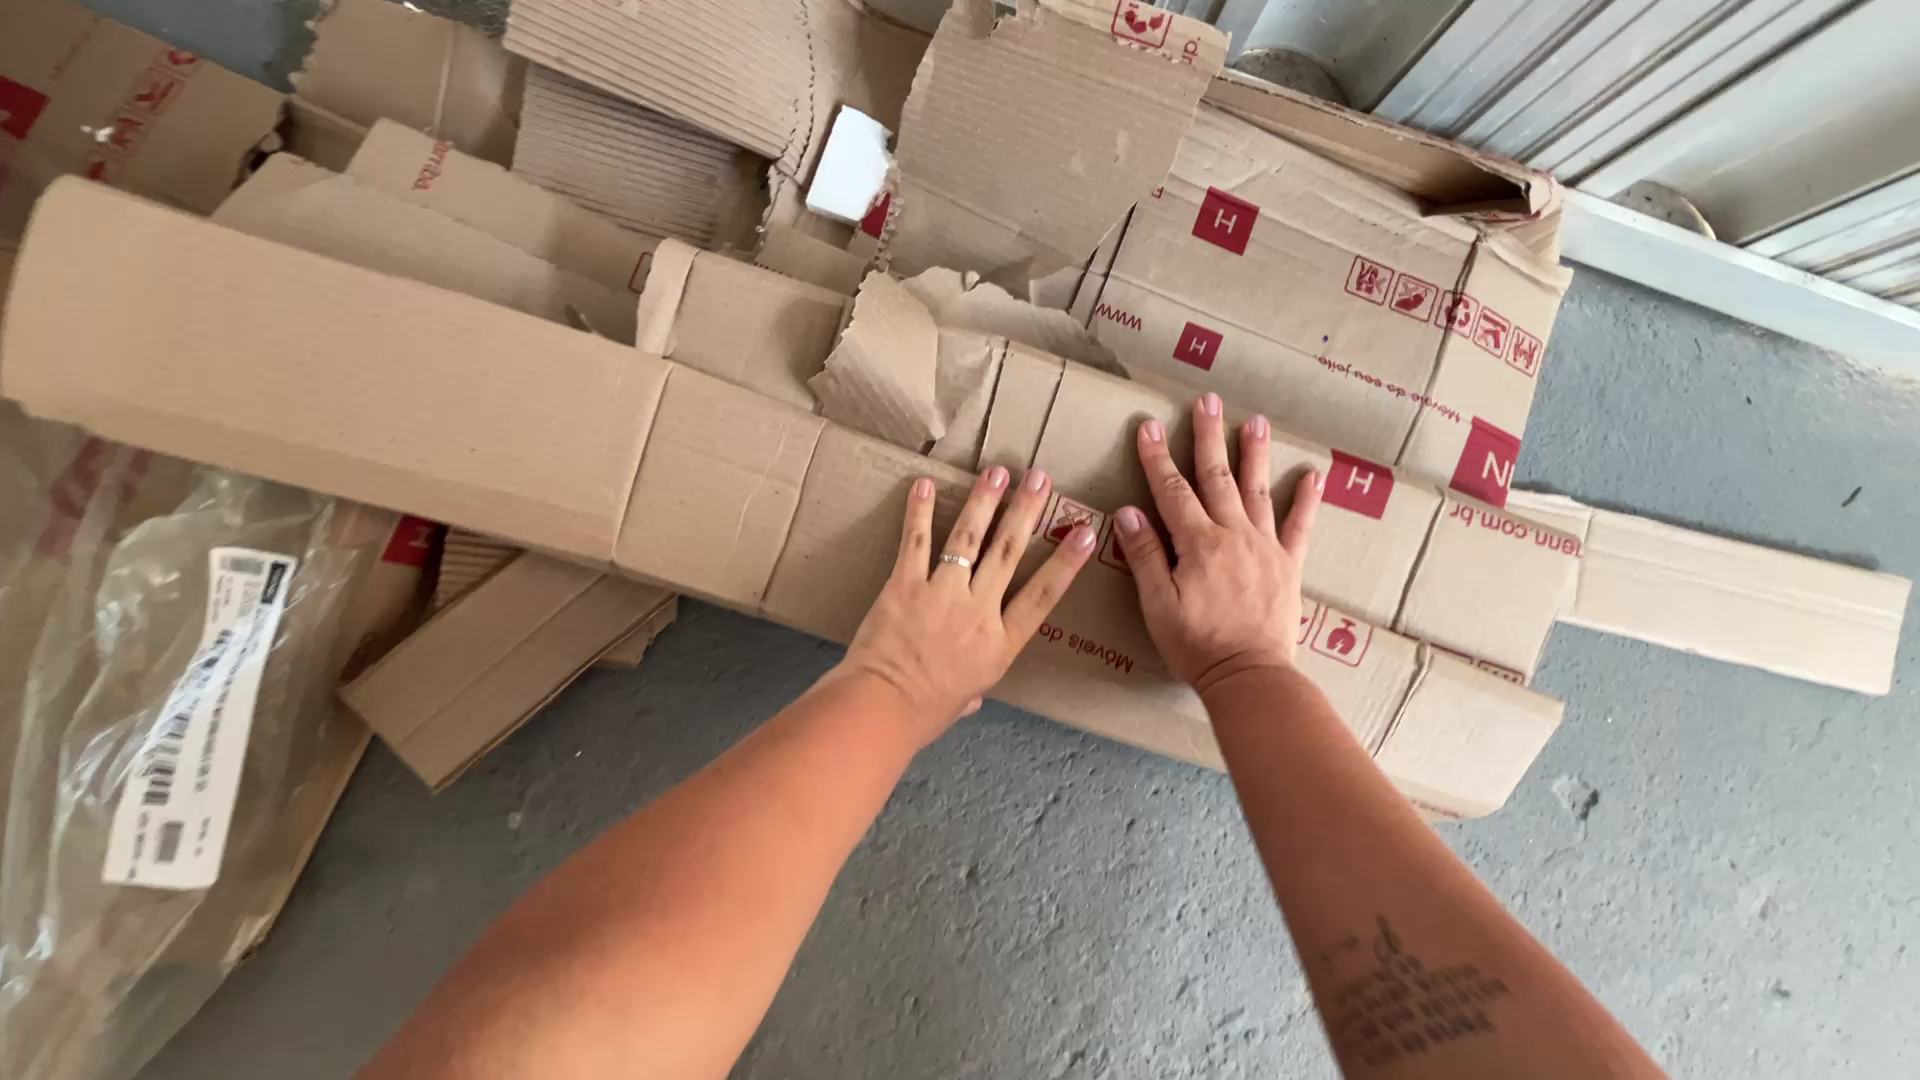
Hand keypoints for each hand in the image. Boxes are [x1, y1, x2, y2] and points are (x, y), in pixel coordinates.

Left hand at [835, 466, 1096, 747]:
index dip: (1066, 562)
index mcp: (1000, 643)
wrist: (883, 708)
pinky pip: (916, 541)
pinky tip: (924, 484)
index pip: (1043, 595)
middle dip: (1026, 511)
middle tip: (1040, 478)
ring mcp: (943, 593)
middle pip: (1009, 552)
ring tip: (997, 471)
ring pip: (969, 538)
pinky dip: (919, 511)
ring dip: (985, 501)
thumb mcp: (963, 700)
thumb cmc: (923, 713)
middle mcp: (978, 611)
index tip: (1085, 532)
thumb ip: (973, 687)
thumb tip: (970, 696)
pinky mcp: (905, 584)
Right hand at [1110, 393, 1321, 694]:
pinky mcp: (1289, 565)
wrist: (1250, 676)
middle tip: (1208, 401)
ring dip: (1254, 453)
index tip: (1148, 426)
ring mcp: (1265, 547)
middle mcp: (1233, 535)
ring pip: (1258, 490)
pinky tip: (1314, 475)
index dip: (1157, 458)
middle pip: (1217, 477)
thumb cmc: (1196, 645)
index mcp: (1197, 544)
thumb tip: (1128, 513)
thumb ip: (1147, 556)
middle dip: (1208, 437)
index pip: (1171, 491)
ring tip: (1255, 420)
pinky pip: (1300, 526)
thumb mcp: (1158, 604)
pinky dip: (1307, 499)